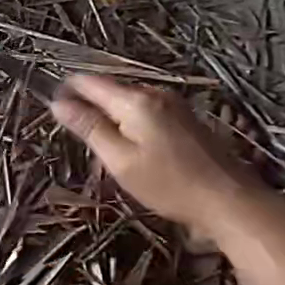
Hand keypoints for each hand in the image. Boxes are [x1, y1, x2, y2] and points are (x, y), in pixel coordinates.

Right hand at [51, 74, 259, 229]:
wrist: (231, 202)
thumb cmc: (170, 185)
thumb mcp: (120, 161)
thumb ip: (89, 128)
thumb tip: (58, 104)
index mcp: (135, 101)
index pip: (89, 82)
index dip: (66, 90)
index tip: (52, 108)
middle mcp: (154, 94)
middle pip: (109, 89)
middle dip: (88, 106)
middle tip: (77, 136)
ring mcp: (173, 104)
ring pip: (127, 101)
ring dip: (109, 116)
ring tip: (102, 147)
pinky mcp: (185, 119)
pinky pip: (145, 111)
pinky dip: (130, 123)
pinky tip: (131, 148)